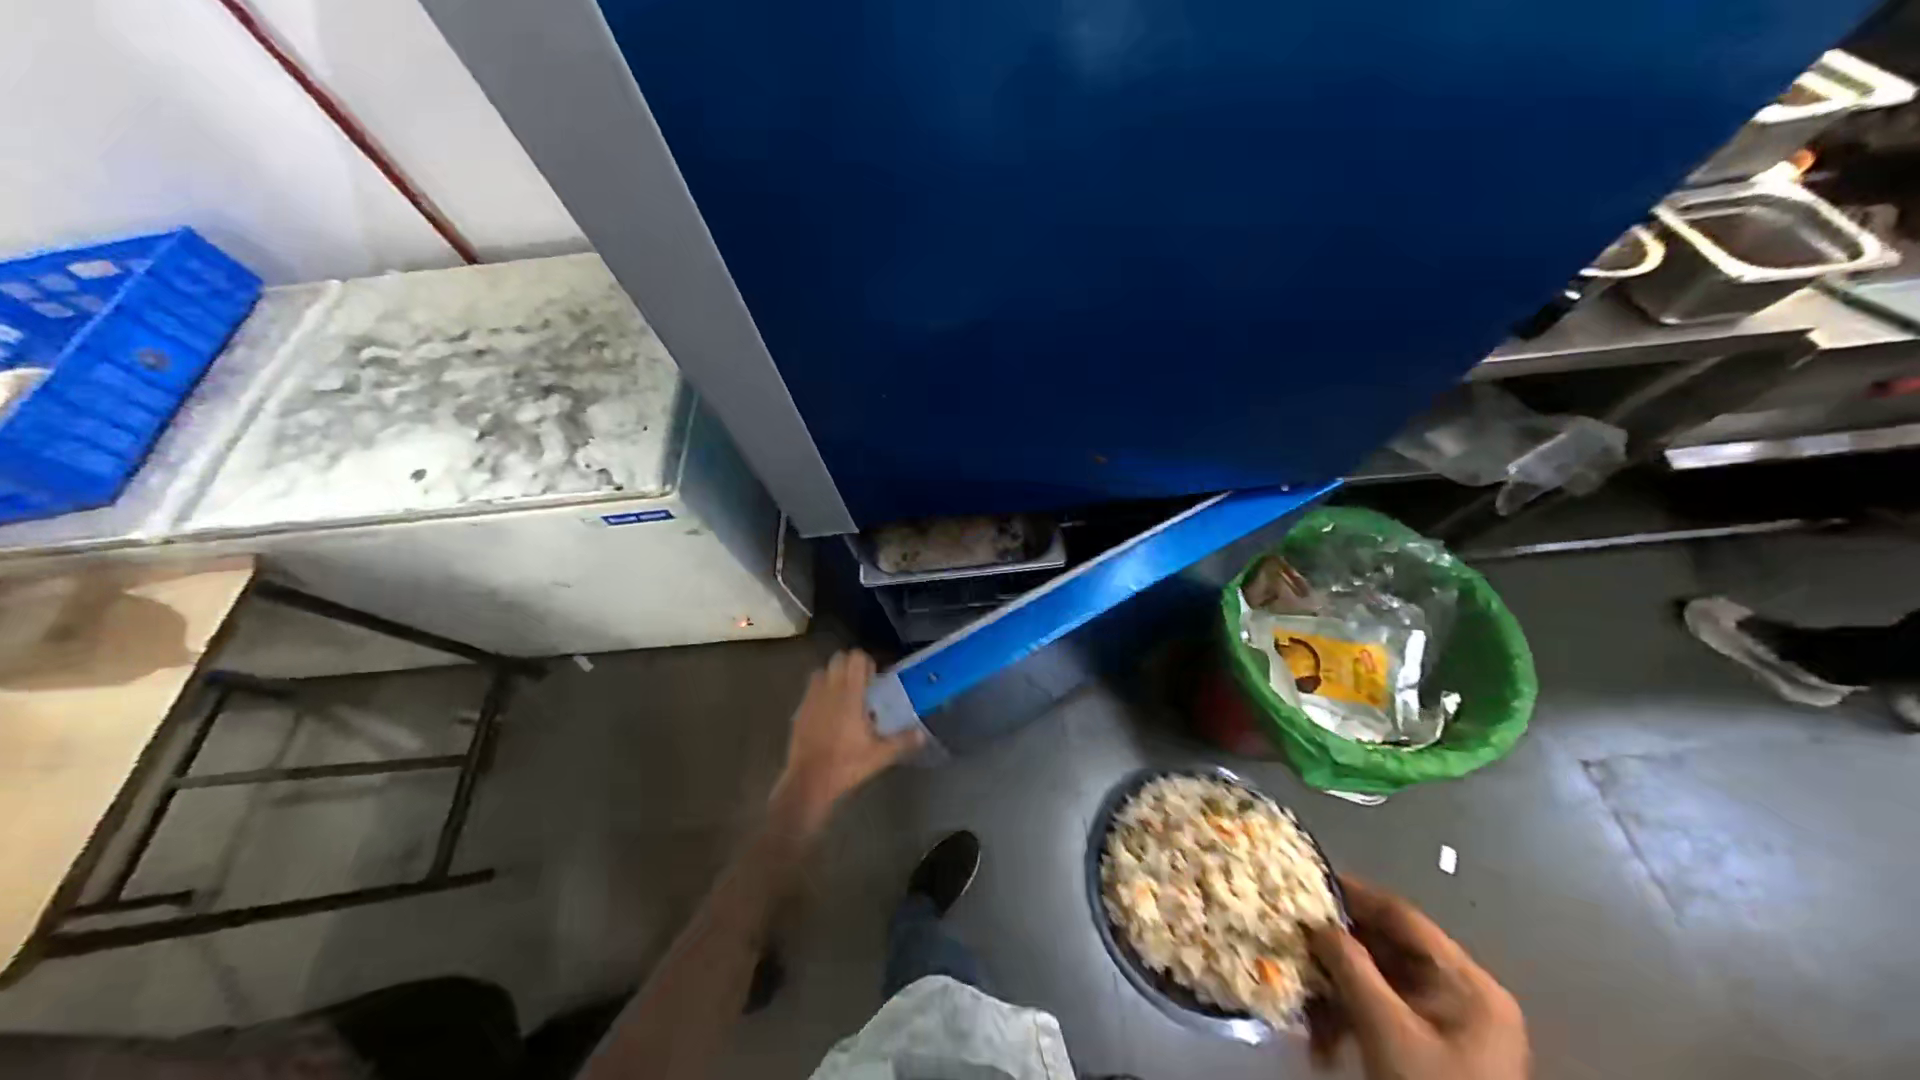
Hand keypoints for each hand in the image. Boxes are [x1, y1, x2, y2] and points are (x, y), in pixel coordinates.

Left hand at [770, 650, 924, 832]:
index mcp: (850, 695)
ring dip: (833, 676)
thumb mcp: (880, 755)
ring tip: (844, 696)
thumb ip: (903, 741)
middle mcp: (829, 691)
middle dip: (850, 665)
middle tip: (861, 685)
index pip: (856, 659)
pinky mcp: (799, 711)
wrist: (808, 781)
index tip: (873, 678)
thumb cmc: (846, 765)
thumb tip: (922, 734)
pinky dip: (820, 692)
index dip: (866, 663)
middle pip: (838, 659)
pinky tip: (828, 713)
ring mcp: (811, 699)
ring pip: (822, 671)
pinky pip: (810, 690)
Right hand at [1306, 876, 1528, 1079]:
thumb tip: (1316, 924)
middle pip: (1388, 951)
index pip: (1402, 917)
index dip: (1353, 895)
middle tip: (1294, 947)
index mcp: (1467, 982)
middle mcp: (1464, 994)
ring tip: (1305, 1015)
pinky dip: (1353, 1020)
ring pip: (1381, 984)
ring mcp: (1453, 1024)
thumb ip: (1350, 966)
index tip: (1308, 883)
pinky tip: (1324, 1043)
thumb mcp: (1385, 1028)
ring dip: (1338, 994)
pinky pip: (1386, 1014)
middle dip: (1337, 954)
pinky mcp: (1438, 1049)